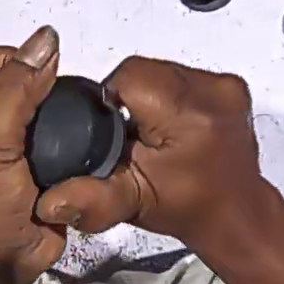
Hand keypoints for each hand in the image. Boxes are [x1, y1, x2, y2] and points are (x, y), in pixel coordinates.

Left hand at [0, 26, 66, 283]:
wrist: (1, 261)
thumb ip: (14, 87)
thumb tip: (47, 40)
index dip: (15, 60)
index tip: (41, 82)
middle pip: (18, 79)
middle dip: (43, 85)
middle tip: (59, 109)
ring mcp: (12, 145)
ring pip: (44, 107)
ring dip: (62, 112)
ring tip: (72, 127)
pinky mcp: (40, 164)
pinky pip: (61, 135)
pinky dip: (72, 135)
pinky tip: (80, 143)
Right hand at [34, 56, 278, 249]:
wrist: (234, 214)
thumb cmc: (187, 207)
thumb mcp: (129, 202)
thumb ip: (89, 196)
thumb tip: (49, 202)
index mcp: (187, 116)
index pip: (128, 76)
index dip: (110, 101)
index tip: (114, 131)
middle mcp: (212, 93)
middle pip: (143, 69)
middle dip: (128, 98)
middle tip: (131, 136)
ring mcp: (224, 87)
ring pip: (161, 69)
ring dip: (147, 95)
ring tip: (149, 131)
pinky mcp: (230, 86)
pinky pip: (182, 76)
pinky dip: (169, 96)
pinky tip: (170, 124)